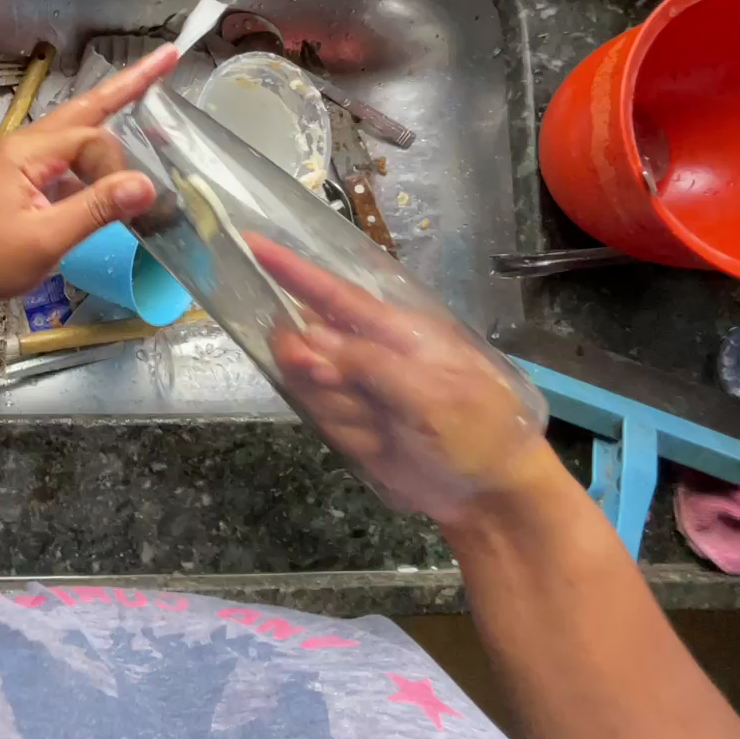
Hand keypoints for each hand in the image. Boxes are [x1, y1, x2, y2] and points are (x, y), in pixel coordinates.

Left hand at [0, 45, 178, 310]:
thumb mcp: (47, 239)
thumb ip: (96, 209)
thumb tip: (146, 184)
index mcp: (26, 151)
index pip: (89, 139)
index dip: (114, 166)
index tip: (127, 200)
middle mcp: (25, 144)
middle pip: (84, 108)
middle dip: (126, 84)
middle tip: (166, 58)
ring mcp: (24, 159)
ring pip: (76, 127)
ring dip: (111, 109)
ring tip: (148, 87)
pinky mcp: (26, 177)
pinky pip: (68, 154)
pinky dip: (95, 151)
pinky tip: (115, 156)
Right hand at [248, 235, 551, 522]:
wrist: (490, 495)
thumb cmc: (478, 430)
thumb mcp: (433, 394)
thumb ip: (369, 363)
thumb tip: (310, 342)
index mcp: (391, 329)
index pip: (329, 292)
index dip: (289, 269)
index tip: (249, 243)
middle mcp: (363, 349)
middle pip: (300, 339)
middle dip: (310, 365)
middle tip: (335, 380)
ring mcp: (350, 384)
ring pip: (303, 381)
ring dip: (338, 407)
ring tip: (383, 425)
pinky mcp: (342, 416)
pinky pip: (314, 413)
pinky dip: (344, 430)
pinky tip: (378, 442)